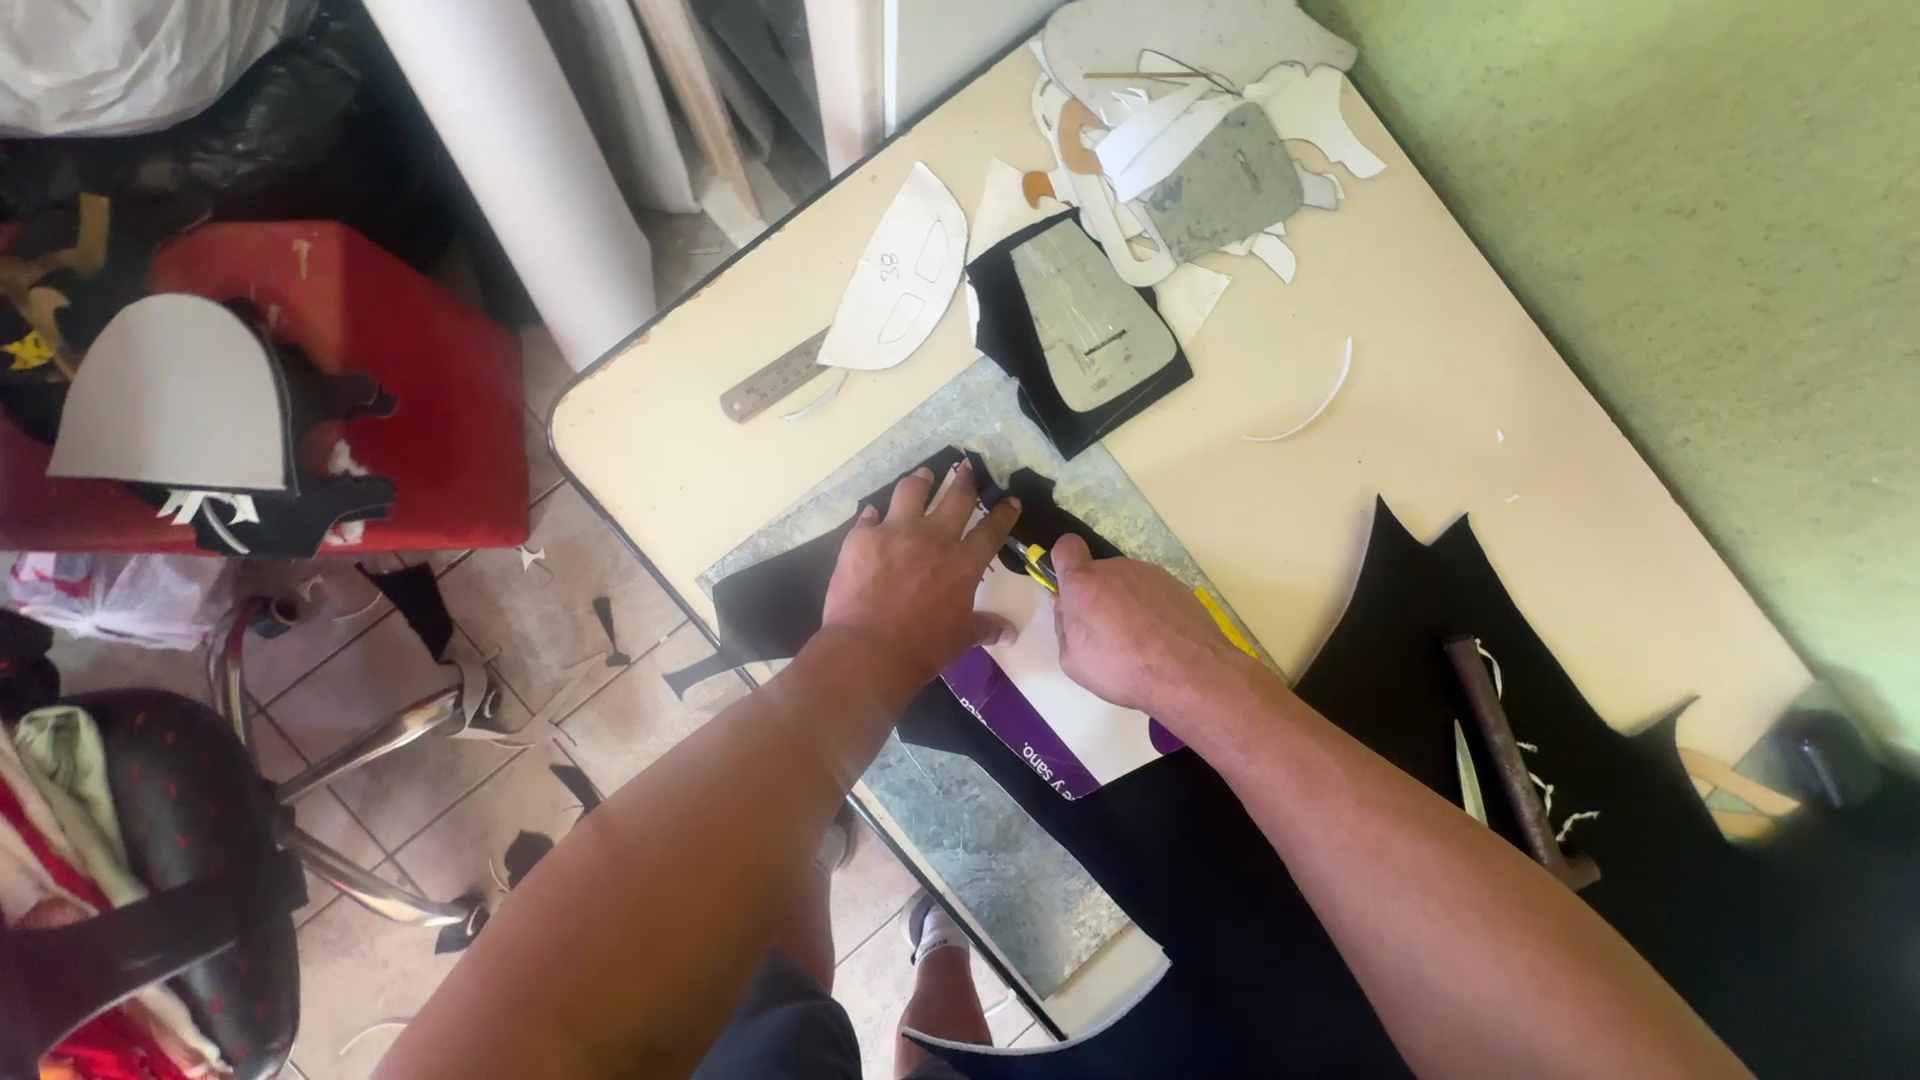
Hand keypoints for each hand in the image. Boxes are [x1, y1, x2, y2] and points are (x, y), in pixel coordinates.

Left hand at [821, 459, 1020, 687]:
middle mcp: (933, 538)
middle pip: (955, 498)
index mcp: (964, 563)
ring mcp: (895, 533)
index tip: (1009, 500)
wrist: (868, 648)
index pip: (991, 530)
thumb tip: (1011, 632)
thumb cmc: (922, 647)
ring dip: (921, 481)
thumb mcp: (961, 639)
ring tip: (923, 475)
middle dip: (965, 480)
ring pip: (911, 492)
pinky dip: (873, 515)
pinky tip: (873, 513)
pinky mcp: (862, 538)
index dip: (1003, 513)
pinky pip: (868, 517)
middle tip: (967, 467)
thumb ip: (985, 628)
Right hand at [1051, 534, 1259, 720]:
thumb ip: (1064, 626)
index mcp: (1083, 583)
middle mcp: (1116, 569)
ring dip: (1126, 603)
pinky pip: (1152, 592)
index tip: (1071, 590)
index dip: (1065, 564)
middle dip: (1098, 596)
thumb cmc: (1121, 669)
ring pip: (1127, 583)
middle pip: (1099, 574)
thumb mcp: (1073, 660)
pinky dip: (1152, 609)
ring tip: (1139, 641)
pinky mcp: (1176, 584)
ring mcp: (1150, 573)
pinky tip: (1161, 638)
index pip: (1066, 548)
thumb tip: (1067, 609)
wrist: (1189, 673)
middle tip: (1108, 633)